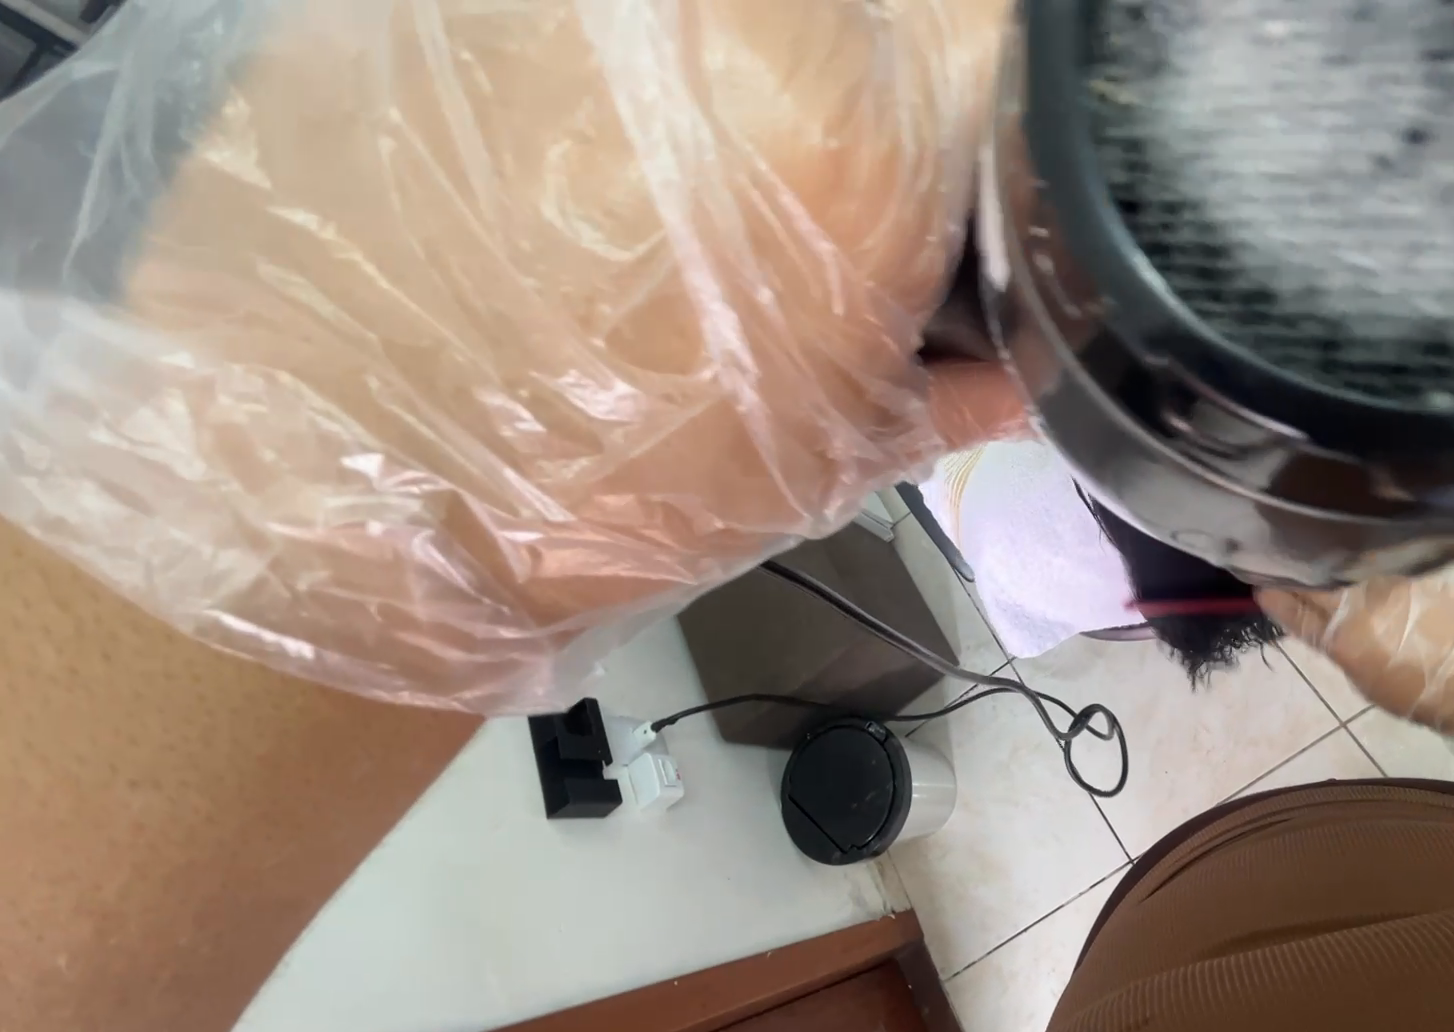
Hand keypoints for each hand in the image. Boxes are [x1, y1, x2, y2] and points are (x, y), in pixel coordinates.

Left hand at [7, 0, 1020, 711]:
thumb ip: (965, 392)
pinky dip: (643, 76)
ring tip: (704, 206)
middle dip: (882, 105)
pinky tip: (604, 172)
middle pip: (880, 18)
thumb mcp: (837, 461)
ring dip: (763, 92)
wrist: (364, 507)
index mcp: (852, 150)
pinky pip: (618, 23)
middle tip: (822, 212)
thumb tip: (1036, 360)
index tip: (971, 166)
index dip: (999, 112)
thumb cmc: (629, 500)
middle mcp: (733, 22)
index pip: (1000, 40)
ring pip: (756, 21)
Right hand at [1258, 578, 1453, 743]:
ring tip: (1315, 565)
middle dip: (1291, 570)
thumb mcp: (1364, 680)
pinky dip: (1359, 569)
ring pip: (1344, 568)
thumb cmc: (1426, 697)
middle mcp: (1362, 600)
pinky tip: (1358, 571)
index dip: (1271, 592)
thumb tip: (1306, 616)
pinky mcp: (1419, 574)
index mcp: (1344, 636)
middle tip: (1276, 563)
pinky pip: (1376, 567)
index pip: (1291, 605)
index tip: (1255, 580)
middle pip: (1313, 577)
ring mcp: (1391, 582)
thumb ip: (1331, 643)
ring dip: (1325, 566)